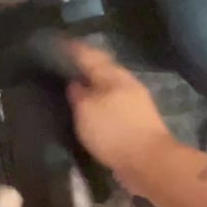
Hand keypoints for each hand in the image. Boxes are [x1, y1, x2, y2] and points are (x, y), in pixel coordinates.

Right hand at [64, 41, 179, 188]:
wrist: (149, 162)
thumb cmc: (114, 131)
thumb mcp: (87, 109)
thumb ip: (78, 93)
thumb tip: (74, 82)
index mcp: (114, 75)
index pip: (90, 55)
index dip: (73, 49)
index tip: (57, 43)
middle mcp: (126, 84)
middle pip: (102, 70)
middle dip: (84, 68)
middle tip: (62, 67)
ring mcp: (134, 104)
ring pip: (108, 89)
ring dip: (92, 88)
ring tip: (73, 90)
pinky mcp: (136, 123)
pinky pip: (112, 107)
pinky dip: (99, 106)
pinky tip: (89, 112)